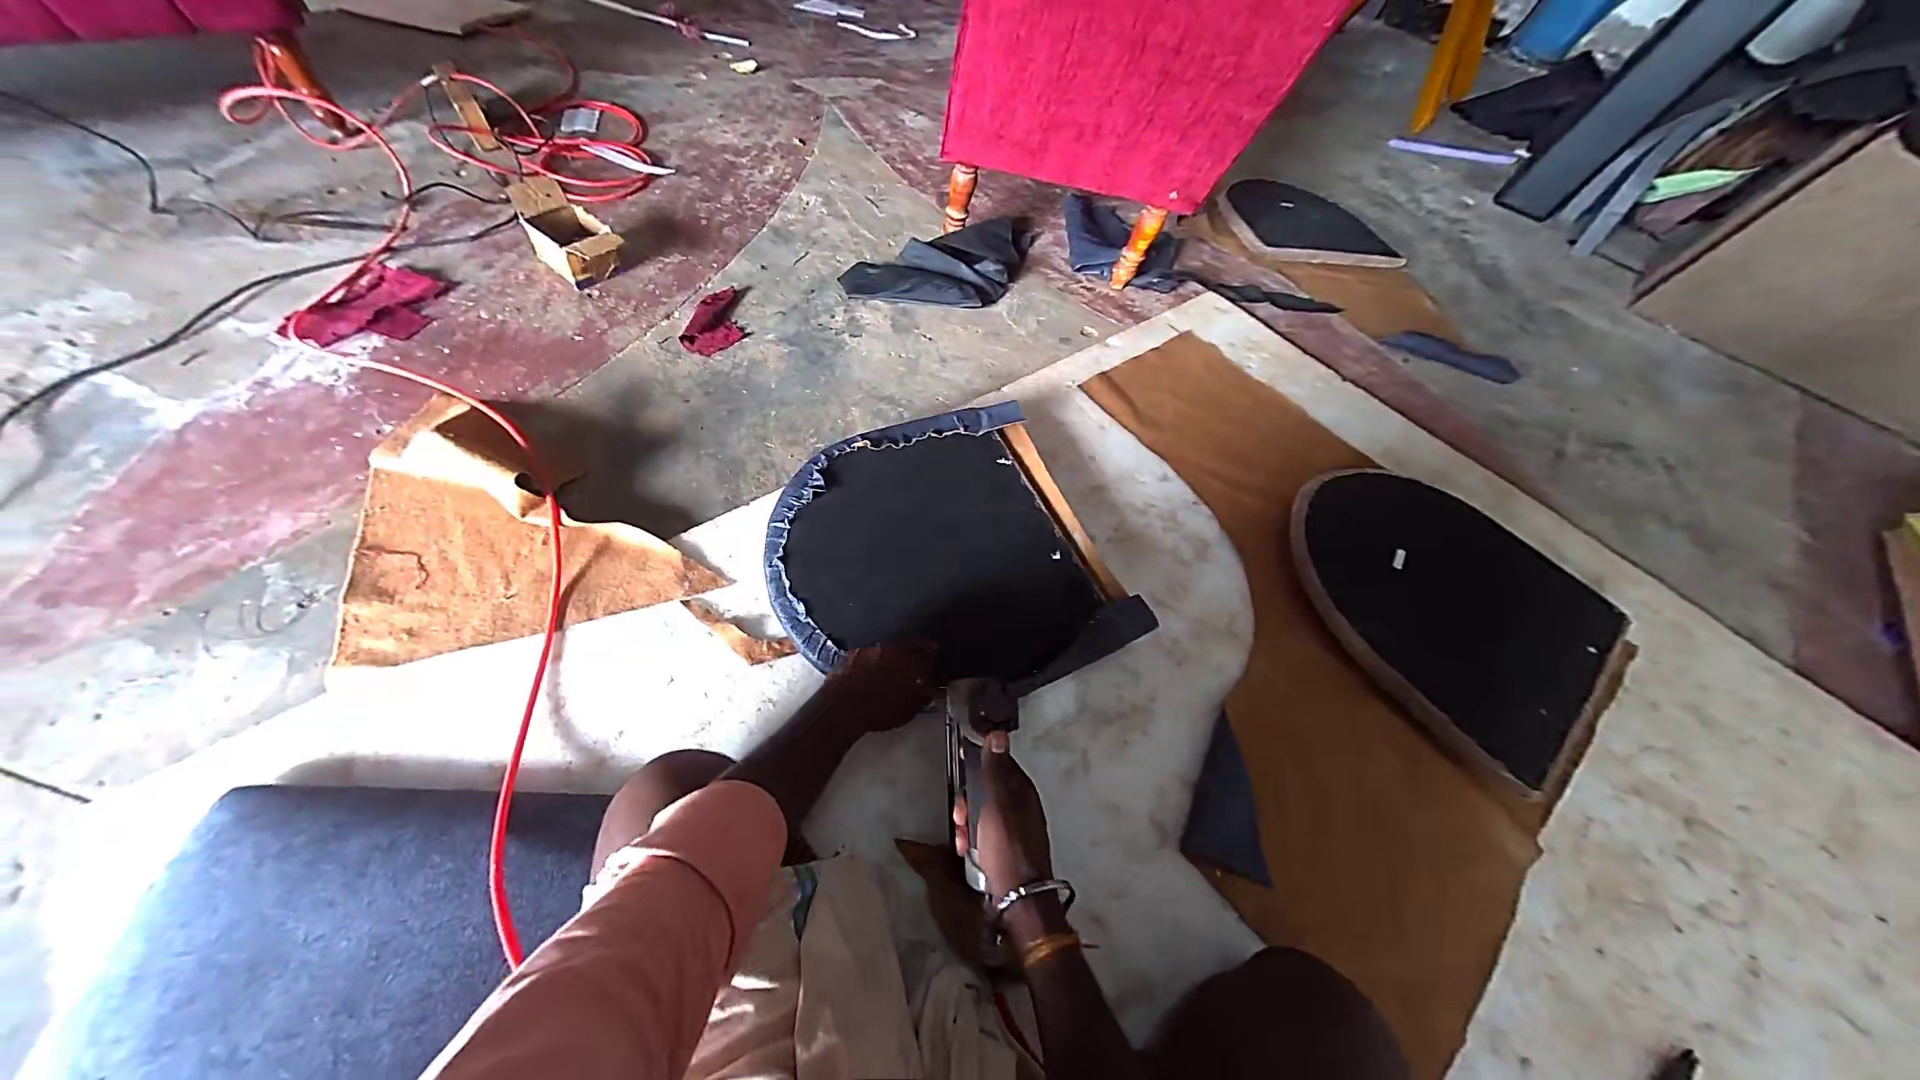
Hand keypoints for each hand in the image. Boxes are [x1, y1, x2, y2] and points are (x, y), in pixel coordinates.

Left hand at [825, 641, 936, 734]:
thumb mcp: (907, 710)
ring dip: (899, 651)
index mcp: (911, 660)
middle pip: (913, 643)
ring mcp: (873, 646)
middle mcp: (894, 648)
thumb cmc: (877, 711)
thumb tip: (929, 690)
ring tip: (901, 662)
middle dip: (920, 650)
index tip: (937, 667)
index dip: (936, 661)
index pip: (931, 655)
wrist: (841, 707)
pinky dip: (879, 655)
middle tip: (923, 658)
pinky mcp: (856, 651)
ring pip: (893, 644)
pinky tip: (878, 665)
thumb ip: (922, 696)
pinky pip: (874, 649)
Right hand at [953, 732, 1052, 898]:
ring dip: (966, 821)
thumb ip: (995, 770)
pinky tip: (965, 849)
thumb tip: (998, 732)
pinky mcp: (1006, 848)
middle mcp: (1021, 806)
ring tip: (962, 837)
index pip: (999, 762)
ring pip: (982, 812)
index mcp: (1022, 790)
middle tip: (960, 814)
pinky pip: (984, 833)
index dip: (978, 764)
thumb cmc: (1007, 847)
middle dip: (968, 799)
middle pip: (987, 789)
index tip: (960, 770)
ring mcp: (1014, 828)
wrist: (1018, 897)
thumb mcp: (997, 804)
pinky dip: (971, 838)